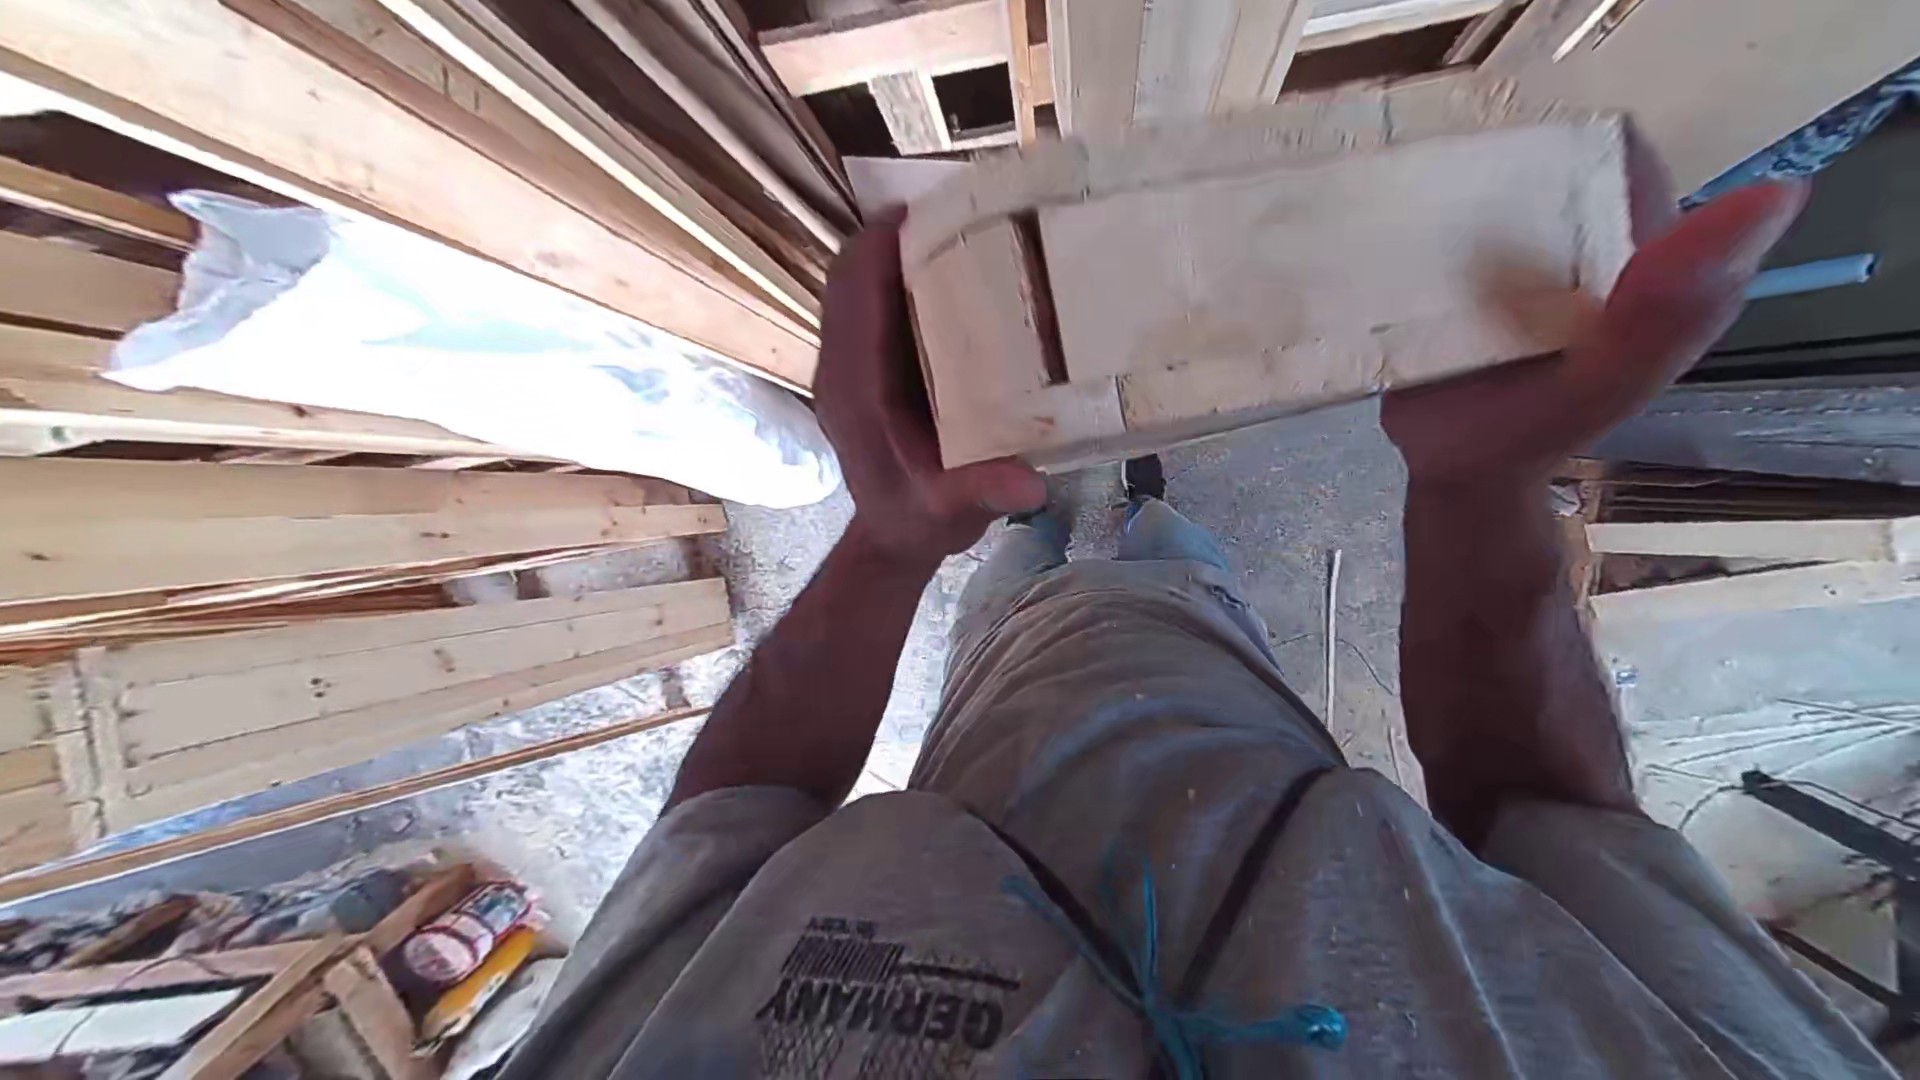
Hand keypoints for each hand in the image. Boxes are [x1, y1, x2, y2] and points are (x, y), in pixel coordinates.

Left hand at [813, 208, 1045, 566]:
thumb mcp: (950, 510)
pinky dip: (903, 281)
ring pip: (858, 287)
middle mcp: (841, 368)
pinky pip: (872, 307)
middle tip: (961, 214)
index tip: (933, 211)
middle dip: (895, 238)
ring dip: (898, 254)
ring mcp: (848, 366)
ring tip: (960, 233)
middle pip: (851, 277)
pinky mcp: (863, 369)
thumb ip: (981, 492)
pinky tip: (951, 279)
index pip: (853, 294)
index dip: (882, 246)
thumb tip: (1029, 485)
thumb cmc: (919, 519)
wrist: (895, 535)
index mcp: (853, 390)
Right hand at [1382, 141, 1808, 487]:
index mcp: (1621, 251)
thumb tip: (1767, 196)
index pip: (1611, 166)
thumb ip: (1672, 309)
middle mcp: (1557, 248)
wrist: (1454, 471)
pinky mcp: (1437, 295)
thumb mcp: (1614, 378)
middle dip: (1485, 173)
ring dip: (1432, 207)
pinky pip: (1420, 254)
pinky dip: (1400, 245)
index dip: (1573, 152)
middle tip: (1431, 191)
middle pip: (1527, 179)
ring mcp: (1492, 271)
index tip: (1506, 168)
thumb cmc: (1534, 431)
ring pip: (1466, 213)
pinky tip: (1371, 252)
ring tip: (1390, 214)